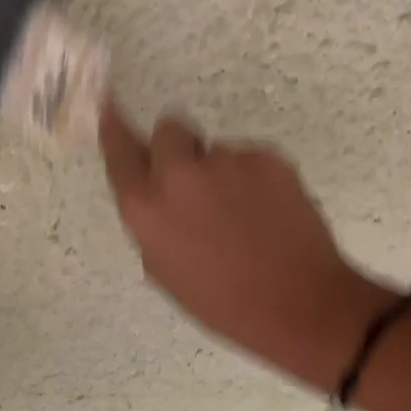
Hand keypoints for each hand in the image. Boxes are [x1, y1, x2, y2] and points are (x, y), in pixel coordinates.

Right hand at [98, 104, 393, 387]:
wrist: (301, 305)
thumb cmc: (222, 302)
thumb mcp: (164, 269)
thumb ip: (151, 221)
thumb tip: (156, 194)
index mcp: (145, 208)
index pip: (118, 150)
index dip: (113, 126)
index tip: (109, 104)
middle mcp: (178, 175)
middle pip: (167, 130)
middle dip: (176, 149)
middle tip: (194, 183)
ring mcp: (226, 160)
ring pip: (213, 150)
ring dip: (219, 172)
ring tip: (242, 215)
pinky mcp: (268, 157)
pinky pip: (248, 158)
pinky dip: (253, 179)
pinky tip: (267, 213)